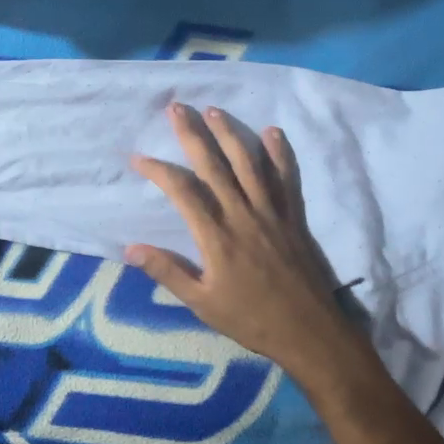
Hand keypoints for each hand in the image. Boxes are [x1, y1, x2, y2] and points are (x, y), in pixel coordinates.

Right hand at [126, 103, 356, 373]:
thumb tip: (131, 248)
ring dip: (231, 134)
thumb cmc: (252, 321)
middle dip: (193, 134)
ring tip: (215, 110)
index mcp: (217, 236)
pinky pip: (287, 179)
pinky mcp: (294, 219)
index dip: (159, 170)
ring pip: (249, 164)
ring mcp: (272, 213)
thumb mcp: (202, 303)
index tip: (139, 158)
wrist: (312, 335)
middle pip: (214, 166)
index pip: (182, 191)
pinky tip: (272, 132)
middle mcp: (243, 215)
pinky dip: (280, 154)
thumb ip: (168, 272)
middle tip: (177, 108)